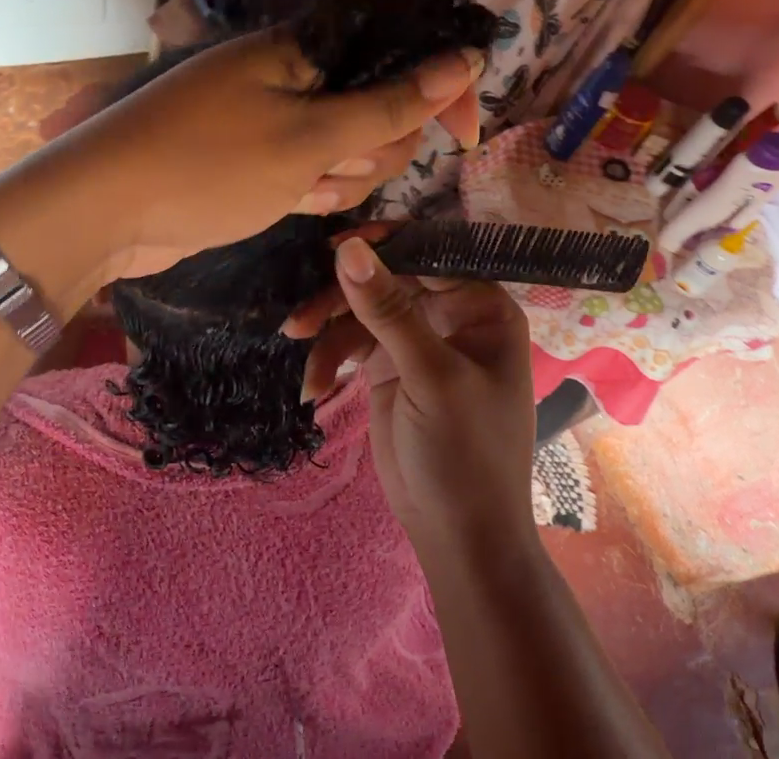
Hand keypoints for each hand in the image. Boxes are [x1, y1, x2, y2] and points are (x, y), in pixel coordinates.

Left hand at [25, 29, 484, 282]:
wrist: (107, 210)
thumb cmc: (207, 164)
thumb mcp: (307, 137)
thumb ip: (388, 104)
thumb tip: (465, 60)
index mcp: (302, 50)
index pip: (397, 56)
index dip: (437, 92)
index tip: (466, 134)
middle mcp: (289, 79)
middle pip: (375, 110)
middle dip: (370, 150)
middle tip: (328, 168)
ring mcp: (270, 124)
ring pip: (344, 149)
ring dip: (337, 178)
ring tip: (296, 191)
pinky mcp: (255, 165)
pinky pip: (308, 173)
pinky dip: (308, 192)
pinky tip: (290, 204)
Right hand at [306, 238, 536, 557]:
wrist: (458, 532)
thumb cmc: (465, 452)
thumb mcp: (429, 377)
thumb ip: (387, 311)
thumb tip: (348, 248)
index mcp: (482, 308)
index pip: (429, 256)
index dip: (382, 247)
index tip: (331, 247)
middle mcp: (450, 316)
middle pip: (386, 281)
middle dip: (341, 297)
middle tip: (299, 316)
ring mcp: (416, 342)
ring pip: (361, 312)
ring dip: (326, 331)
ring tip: (296, 346)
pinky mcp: (388, 368)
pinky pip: (350, 344)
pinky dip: (328, 360)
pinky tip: (314, 387)